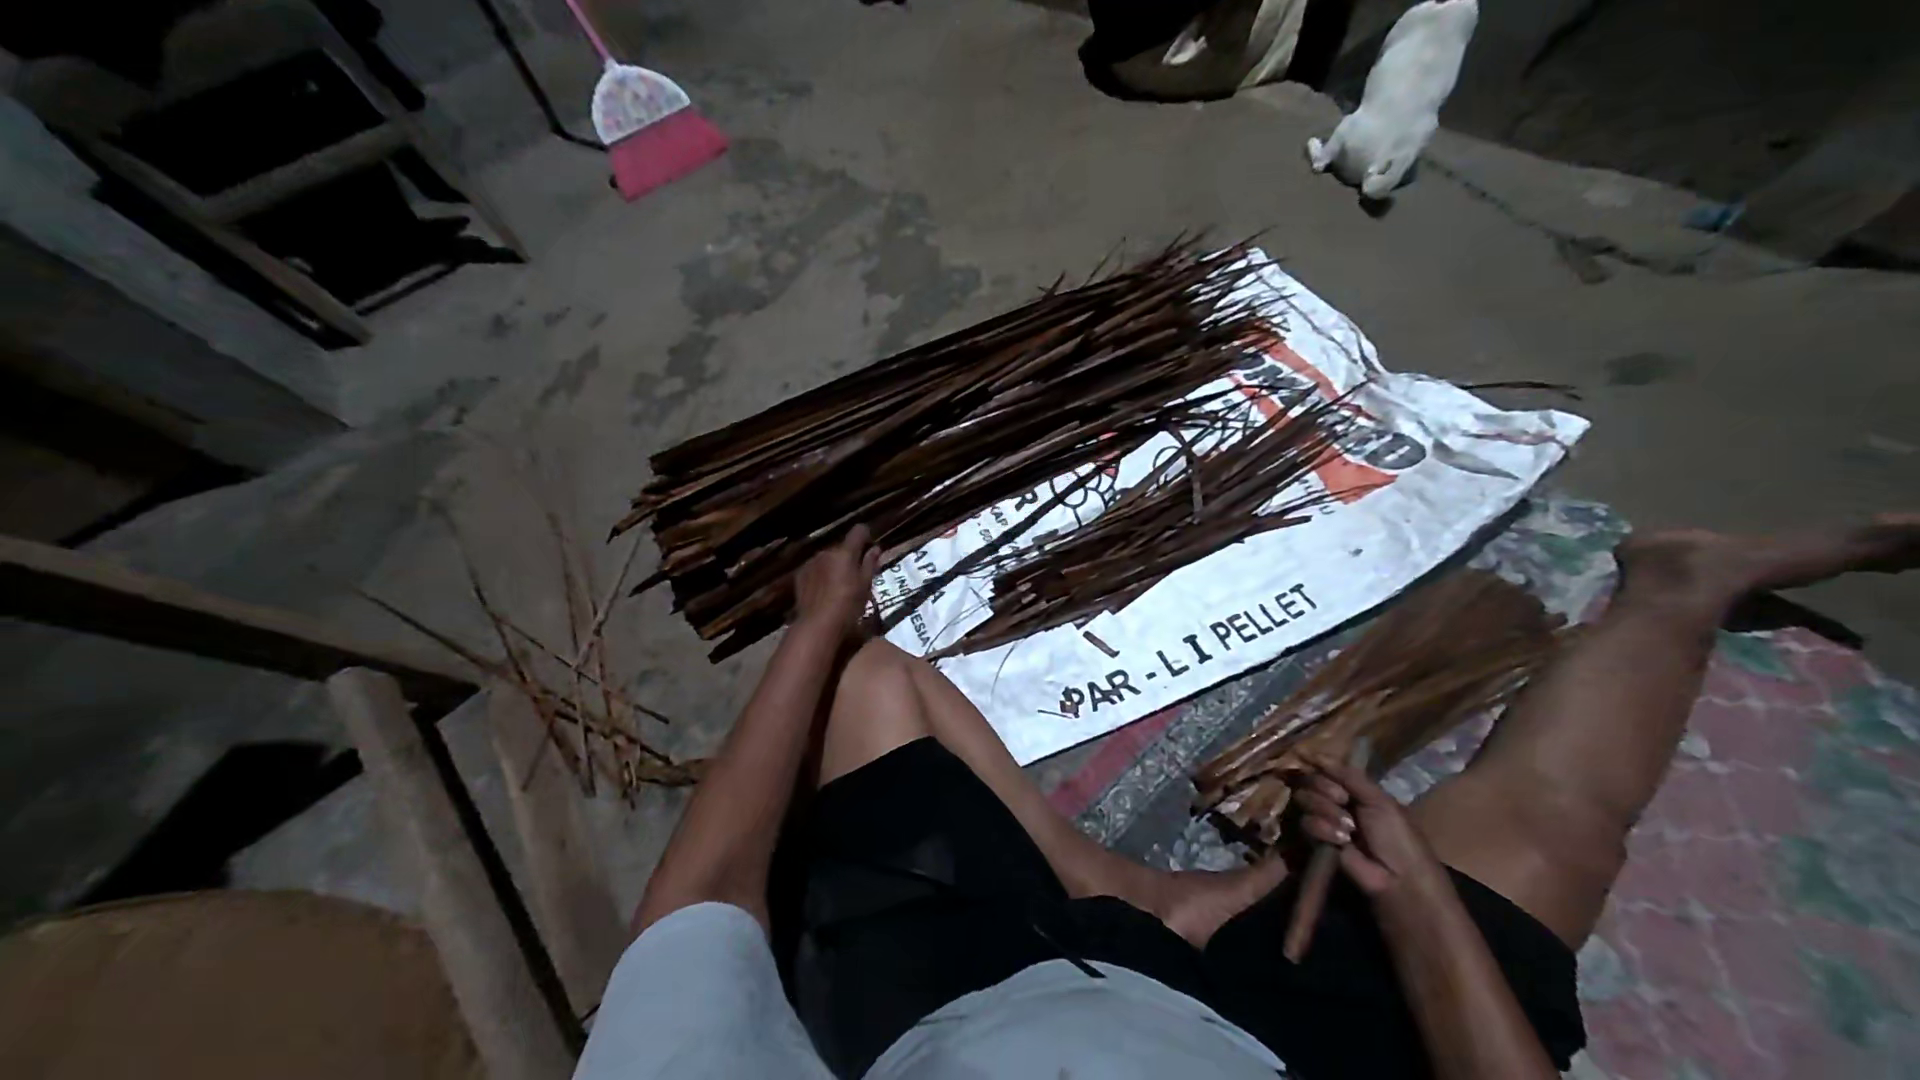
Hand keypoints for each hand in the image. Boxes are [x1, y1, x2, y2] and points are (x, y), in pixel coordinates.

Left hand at [793, 525, 881, 637]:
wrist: (817, 624)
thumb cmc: (848, 606)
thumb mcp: (865, 585)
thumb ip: (870, 563)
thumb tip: (875, 548)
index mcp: (845, 552)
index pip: (858, 531)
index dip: (866, 536)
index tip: (870, 547)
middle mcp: (827, 552)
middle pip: (842, 547)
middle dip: (850, 556)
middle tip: (856, 575)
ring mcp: (811, 562)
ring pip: (828, 558)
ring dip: (835, 565)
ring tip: (839, 586)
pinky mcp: (800, 574)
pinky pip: (815, 568)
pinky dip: (821, 574)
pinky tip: (824, 591)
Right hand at [1293, 750, 1450, 902]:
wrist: (1398, 878)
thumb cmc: (1396, 836)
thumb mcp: (1379, 800)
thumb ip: (1348, 775)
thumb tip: (1314, 753)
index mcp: (1355, 790)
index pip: (1327, 768)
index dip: (1318, 764)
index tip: (1304, 756)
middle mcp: (1337, 802)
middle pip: (1311, 781)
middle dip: (1326, 790)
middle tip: (1343, 802)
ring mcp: (1326, 820)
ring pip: (1306, 800)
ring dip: (1326, 811)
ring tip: (1347, 829)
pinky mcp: (1317, 840)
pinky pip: (1307, 823)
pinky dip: (1323, 829)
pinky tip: (1340, 841)